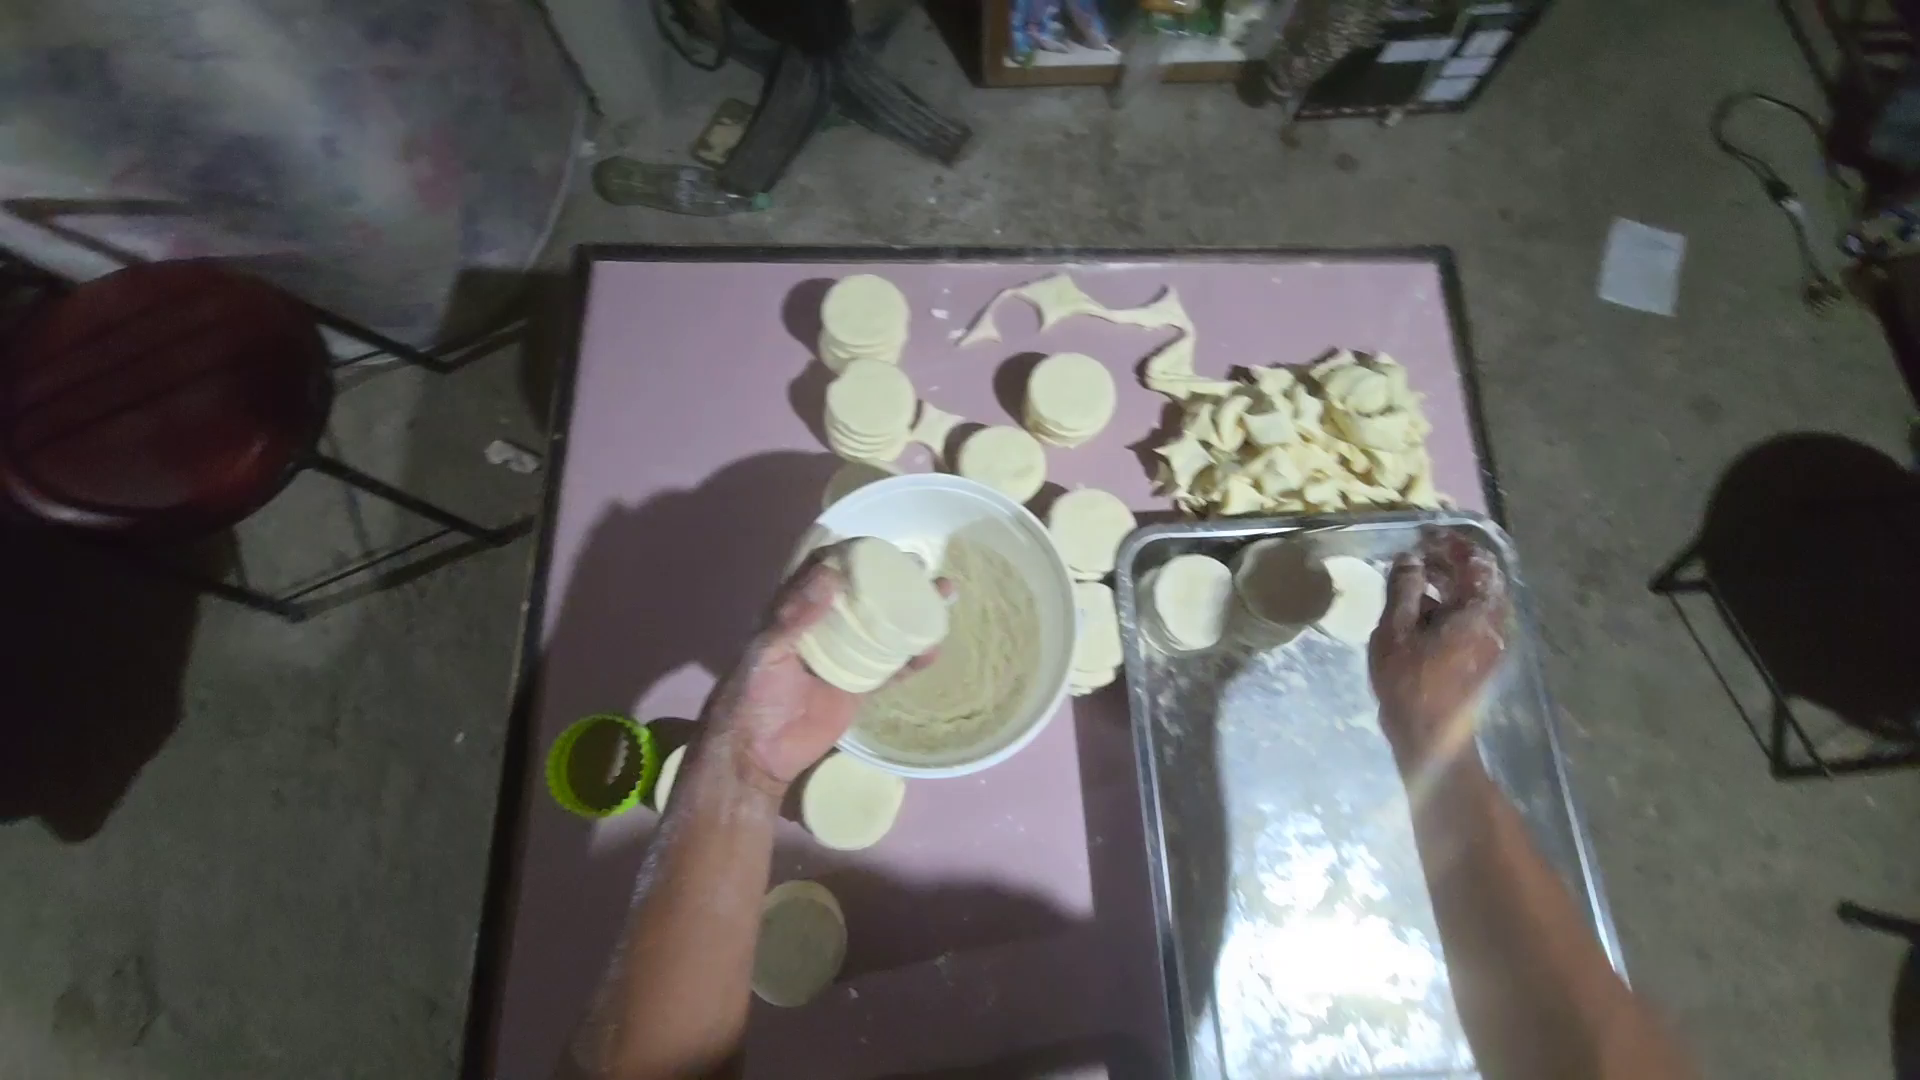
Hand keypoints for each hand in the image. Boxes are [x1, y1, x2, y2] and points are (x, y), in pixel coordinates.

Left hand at [701, 544, 944, 795]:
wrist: (759, 753)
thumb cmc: (755, 695)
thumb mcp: (768, 651)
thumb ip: (797, 615)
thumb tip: (831, 574)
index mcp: (797, 611)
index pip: (826, 572)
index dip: (851, 555)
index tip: (878, 546)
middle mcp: (825, 627)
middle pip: (864, 595)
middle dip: (893, 578)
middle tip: (920, 565)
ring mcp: (847, 656)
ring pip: (885, 627)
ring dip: (913, 612)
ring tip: (943, 594)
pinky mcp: (862, 686)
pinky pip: (893, 668)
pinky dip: (913, 659)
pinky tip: (933, 648)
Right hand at [1368, 531, 1510, 773]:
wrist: (1430, 735)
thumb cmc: (1409, 680)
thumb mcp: (1395, 629)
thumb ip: (1404, 589)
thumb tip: (1410, 558)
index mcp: (1478, 612)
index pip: (1476, 562)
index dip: (1453, 543)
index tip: (1426, 534)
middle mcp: (1494, 623)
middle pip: (1479, 580)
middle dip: (1450, 562)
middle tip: (1416, 553)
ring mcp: (1491, 642)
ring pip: (1474, 600)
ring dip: (1447, 584)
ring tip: (1412, 578)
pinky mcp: (1480, 657)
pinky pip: (1469, 619)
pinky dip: (1447, 605)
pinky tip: (1417, 611)